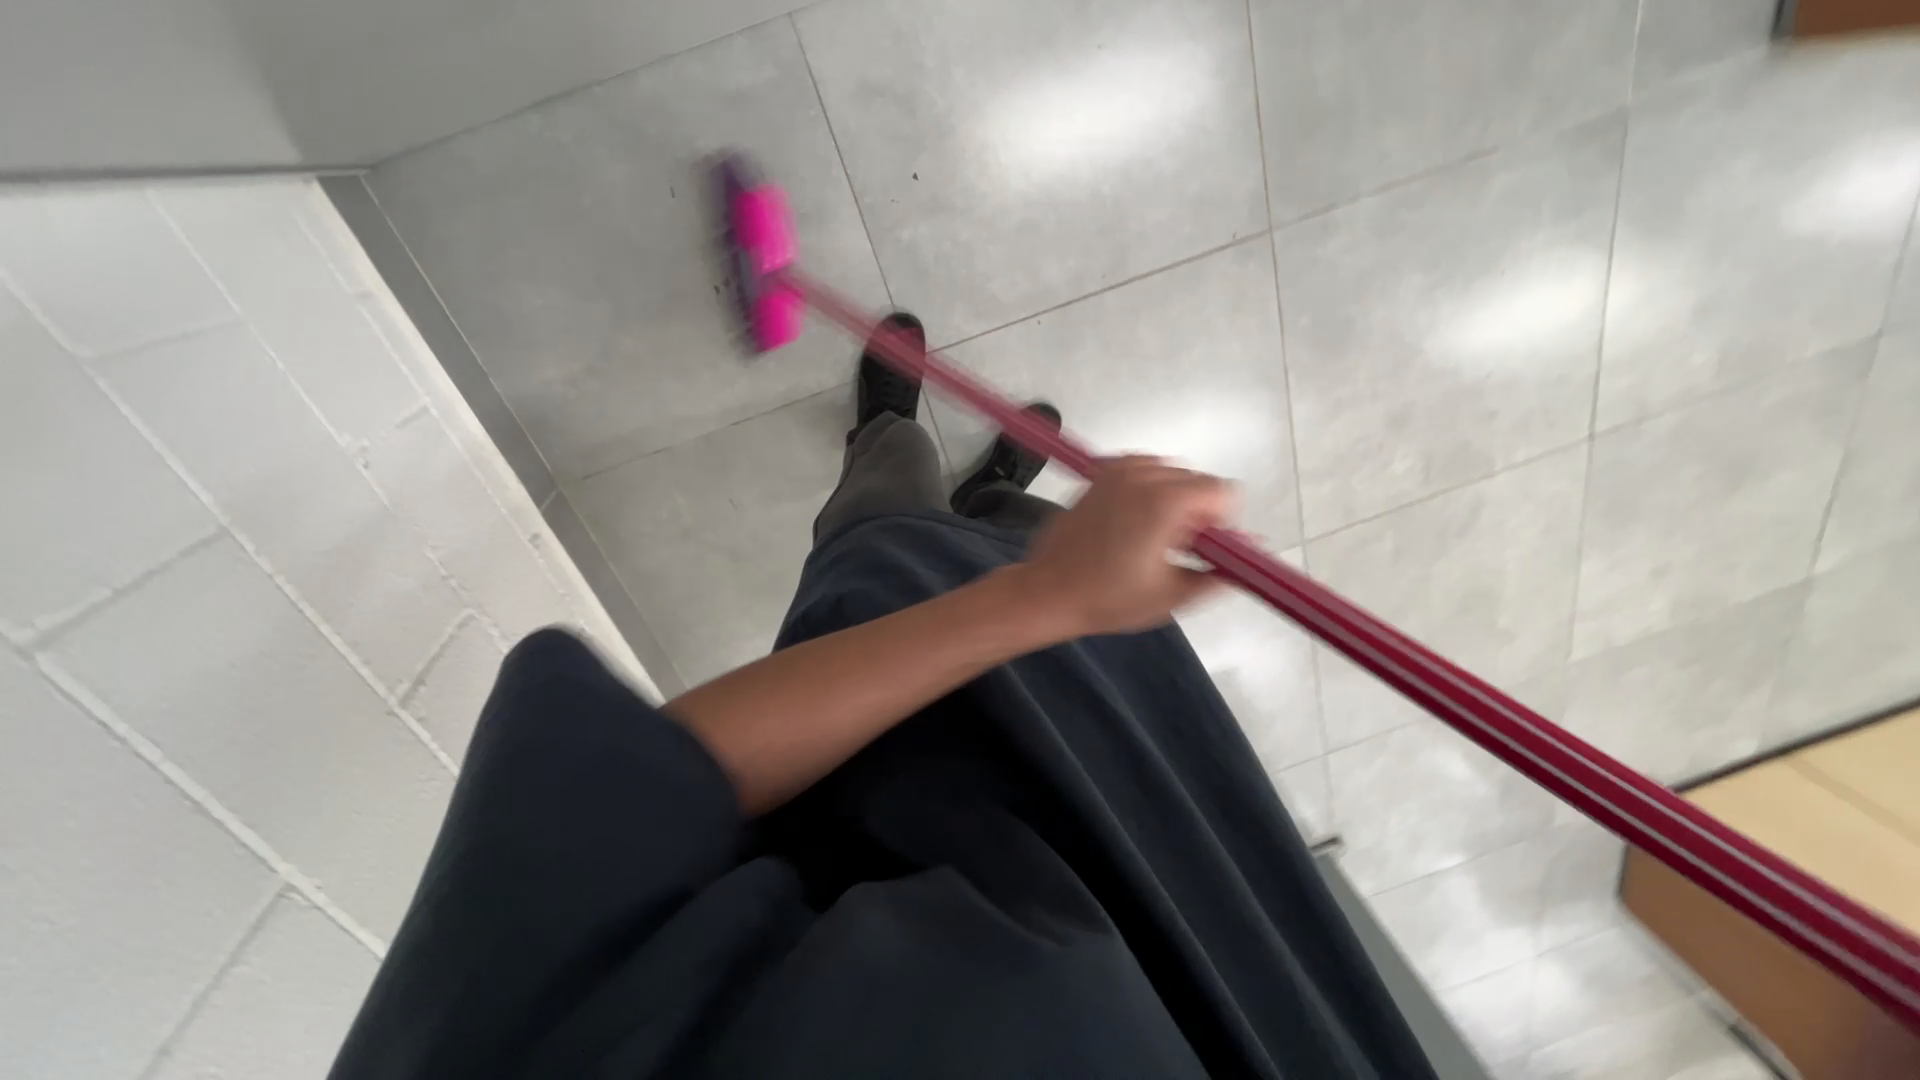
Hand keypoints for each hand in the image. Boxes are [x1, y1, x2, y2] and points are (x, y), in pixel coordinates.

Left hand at [1011, 456, 1236, 638]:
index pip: (1222, 492)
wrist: (1049, 592)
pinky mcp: (1097, 476)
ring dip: (1171, 499)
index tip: (1204, 548)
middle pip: (1196, 481)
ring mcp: (1116, 471)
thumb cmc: (1108, 598)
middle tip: (1175, 549)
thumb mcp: (1173, 596)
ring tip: (1151, 538)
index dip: (1221, 522)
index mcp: (1166, 500)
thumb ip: (1217, 577)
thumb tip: (1243, 565)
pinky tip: (1133, 521)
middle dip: (1196, 511)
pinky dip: (1145, 488)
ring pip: (1168, 473)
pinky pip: (1138, 470)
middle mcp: (1142, 475)